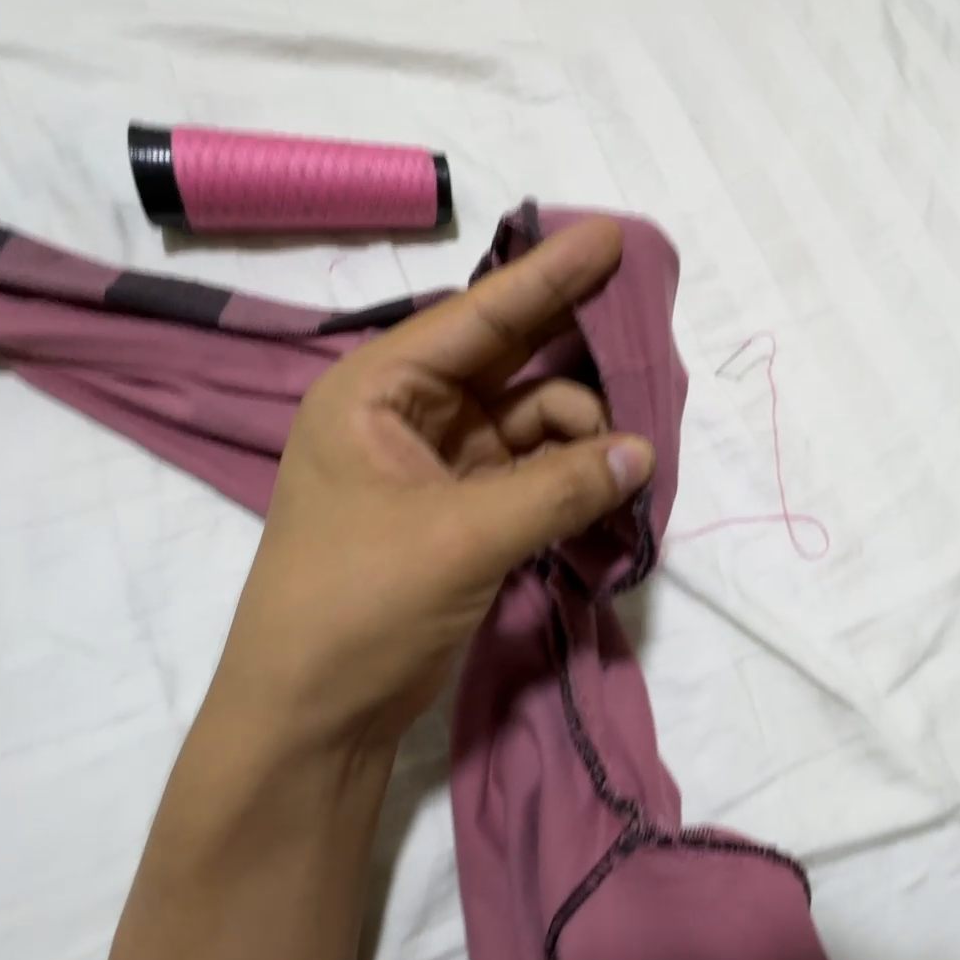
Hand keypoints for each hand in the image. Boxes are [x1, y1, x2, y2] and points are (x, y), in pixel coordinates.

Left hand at [209, 219, 655, 753]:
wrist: (315, 719)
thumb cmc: (359, 606)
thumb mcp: (461, 536)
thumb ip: (559, 488)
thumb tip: (643, 454)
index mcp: (377, 393)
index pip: (477, 318)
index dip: (547, 277)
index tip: (610, 240)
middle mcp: (409, 417)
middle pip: (510, 363)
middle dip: (576, 352)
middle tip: (644, 338)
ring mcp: (440, 468)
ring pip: (532, 425)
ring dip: (583, 436)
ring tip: (632, 460)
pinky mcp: (466, 514)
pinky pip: (535, 474)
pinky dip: (573, 478)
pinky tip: (611, 486)